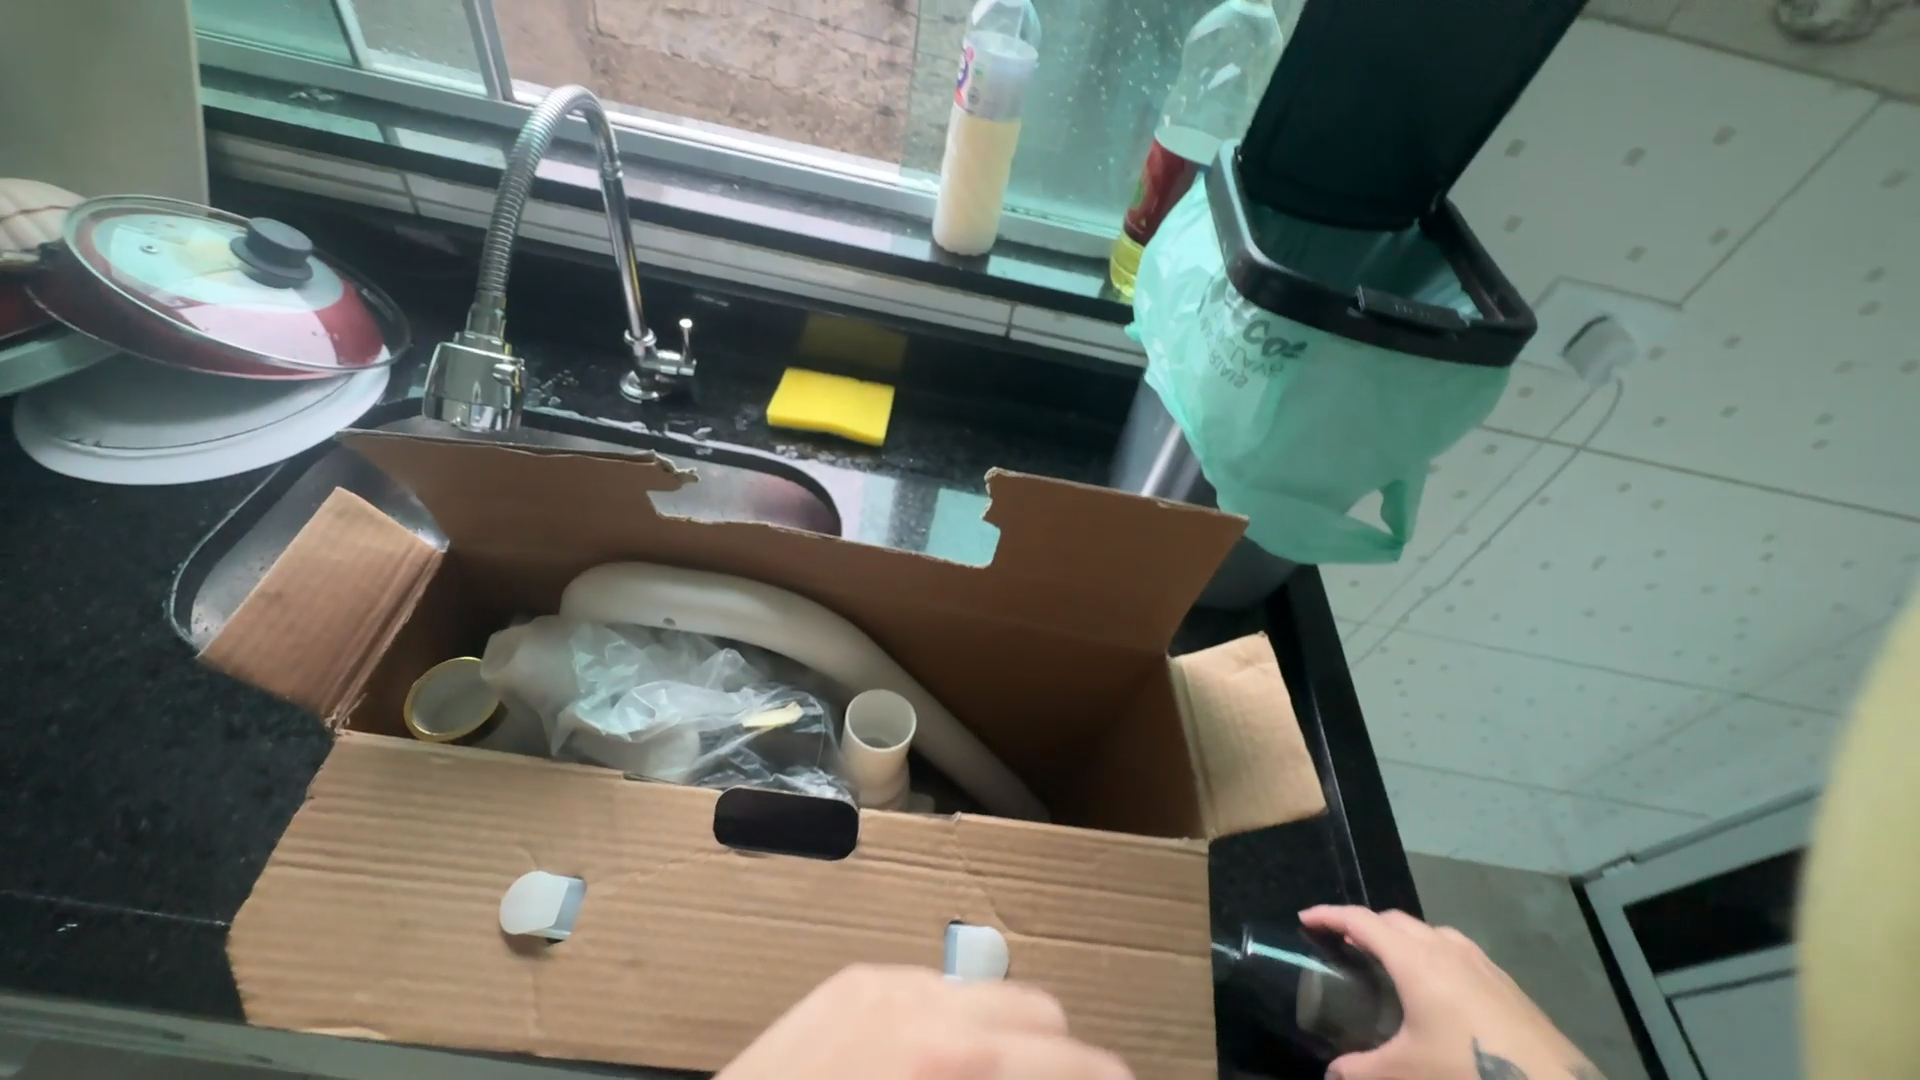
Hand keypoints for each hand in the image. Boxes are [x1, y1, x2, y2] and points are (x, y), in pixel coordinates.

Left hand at [717, 964, 1135, 1079]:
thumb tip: (1065, 1070)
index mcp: (948, 1054)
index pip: (1069, 1057)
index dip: (1104, 1076)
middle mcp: (921, 1000)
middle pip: (1042, 1011)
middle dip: (1060, 1060)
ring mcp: (881, 981)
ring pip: (991, 992)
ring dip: (1009, 1041)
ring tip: (1000, 1077)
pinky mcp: (850, 982)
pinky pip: (935, 988)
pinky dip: (957, 1024)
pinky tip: (936, 1065)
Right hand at [1300, 906, 1601, 1079]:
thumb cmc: (1472, 1072)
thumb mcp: (1407, 1074)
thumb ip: (1362, 1070)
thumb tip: (1332, 1074)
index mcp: (1415, 960)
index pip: (1361, 921)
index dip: (1329, 916)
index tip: (1305, 918)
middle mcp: (1446, 949)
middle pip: (1396, 920)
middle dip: (1366, 925)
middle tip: (1344, 944)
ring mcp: (1482, 964)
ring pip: (1431, 933)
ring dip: (1404, 938)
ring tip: (1391, 963)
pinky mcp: (1508, 985)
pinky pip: (1459, 953)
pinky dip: (1435, 955)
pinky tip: (1440, 990)